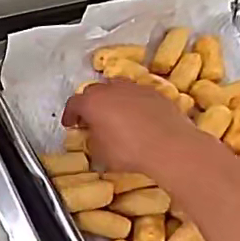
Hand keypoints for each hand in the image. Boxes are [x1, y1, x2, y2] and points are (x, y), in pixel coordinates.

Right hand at [62, 79, 213, 181]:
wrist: (169, 146)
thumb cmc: (128, 151)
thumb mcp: (100, 152)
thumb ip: (91, 139)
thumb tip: (92, 136)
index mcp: (92, 102)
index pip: (73, 104)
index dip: (70, 115)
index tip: (70, 124)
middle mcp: (111, 89)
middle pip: (93, 91)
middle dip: (89, 104)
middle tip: (90, 119)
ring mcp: (135, 88)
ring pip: (116, 88)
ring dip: (111, 99)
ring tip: (113, 114)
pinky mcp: (155, 92)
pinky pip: (137, 94)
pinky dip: (132, 102)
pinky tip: (136, 117)